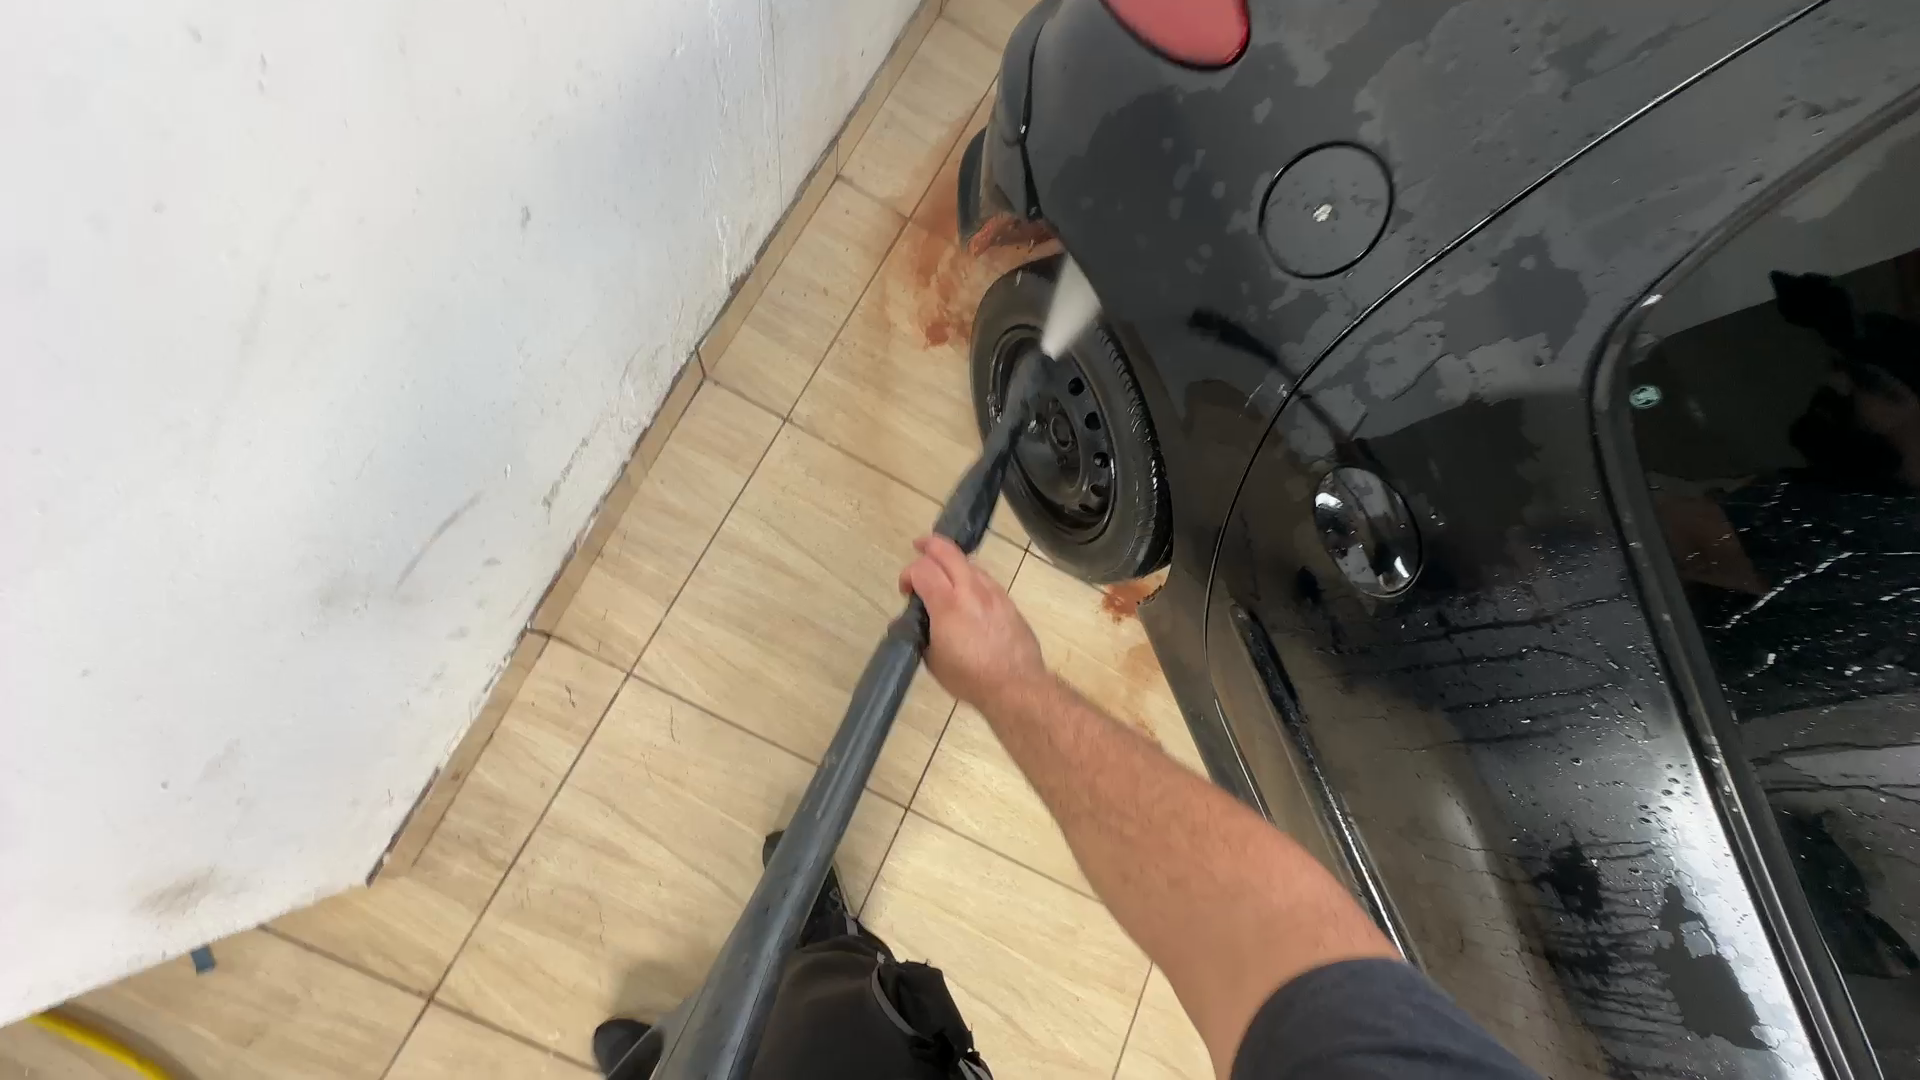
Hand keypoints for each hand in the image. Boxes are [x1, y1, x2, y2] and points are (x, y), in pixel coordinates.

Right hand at [898, 535, 1046, 710]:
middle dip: (929, 545)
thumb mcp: (932, 659)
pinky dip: (970, 578)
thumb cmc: (969, 677)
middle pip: (947, 551)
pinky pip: (985, 579)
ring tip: (943, 575)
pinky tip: (967, 594)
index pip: (922, 568)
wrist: (1015, 685)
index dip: (908, 574)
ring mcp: (993, 593)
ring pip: (969, 563)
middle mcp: (971, 590)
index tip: (905, 590)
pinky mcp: (1008, 601)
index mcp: (948, 604)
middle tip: (918, 547)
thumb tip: (911, 622)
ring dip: (952, 563)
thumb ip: (920, 633)